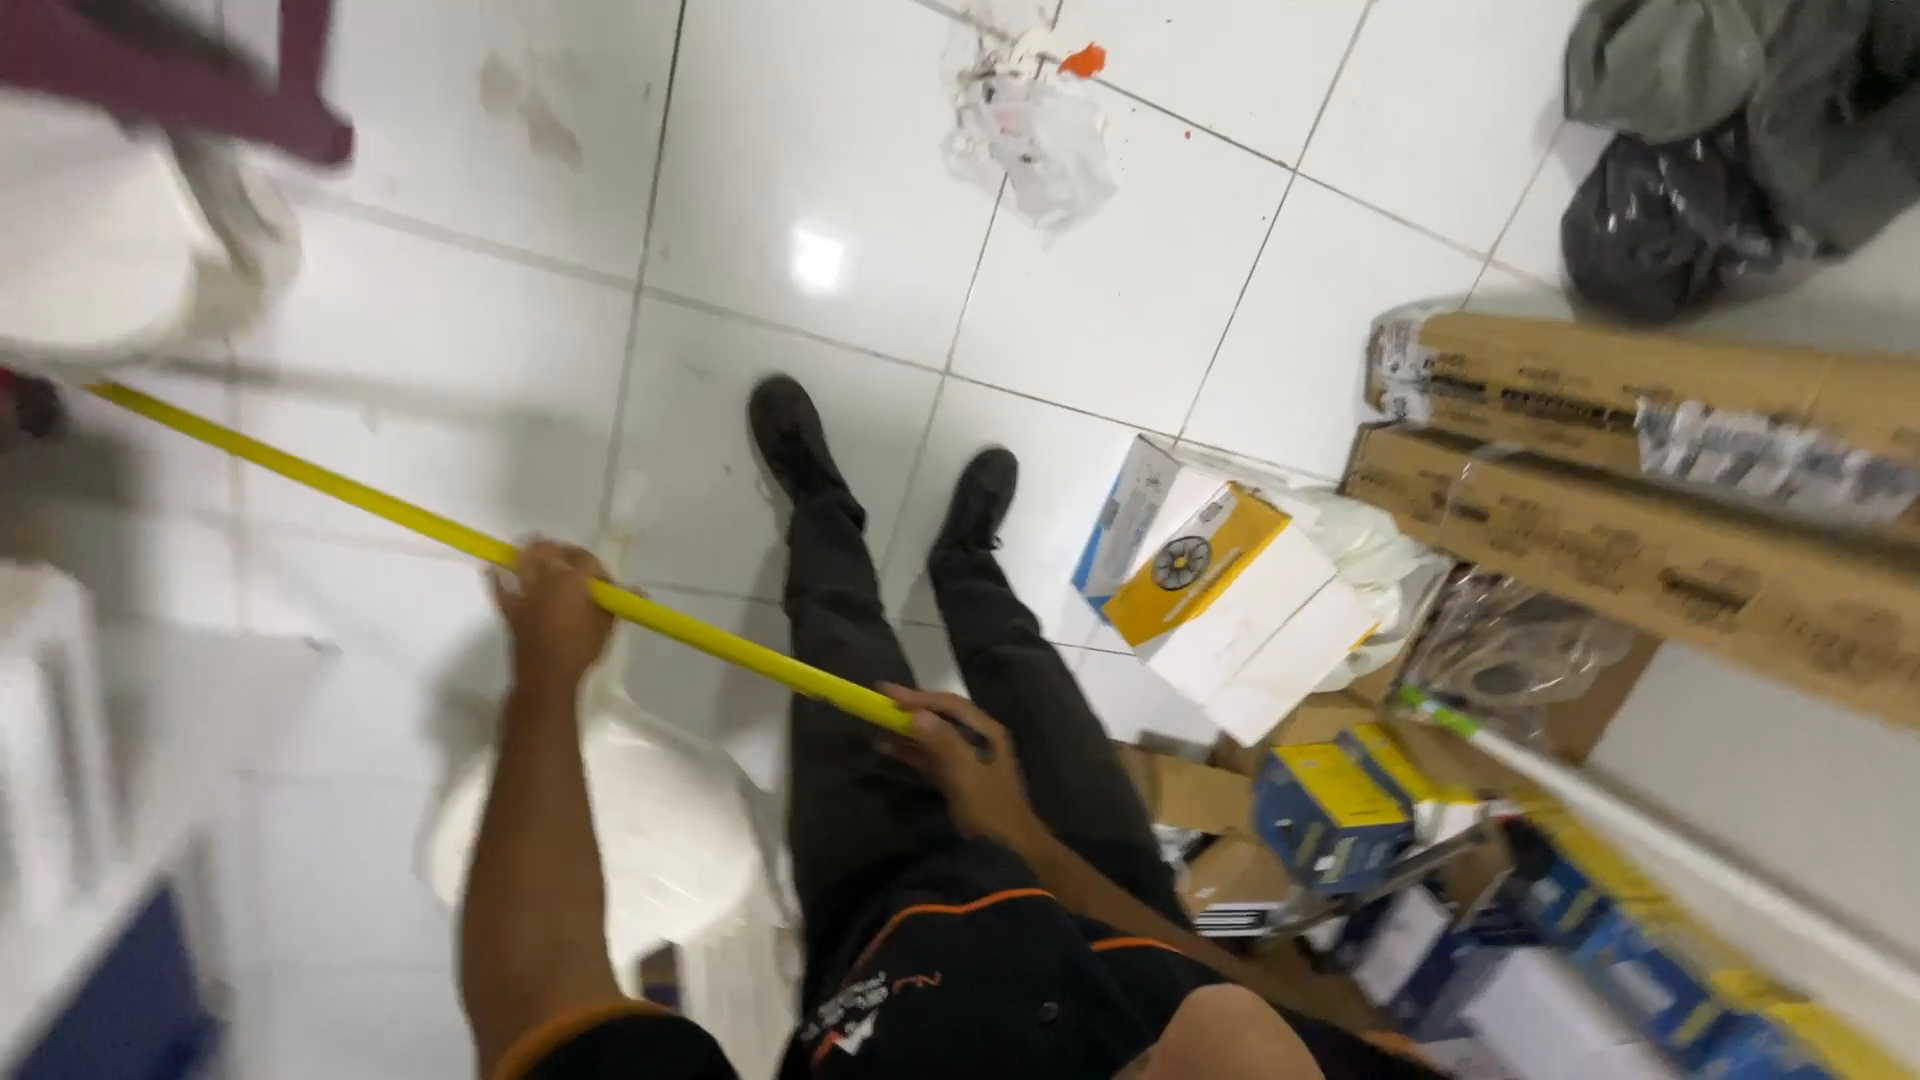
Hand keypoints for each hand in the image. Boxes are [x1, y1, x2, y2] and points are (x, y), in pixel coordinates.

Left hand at [493, 537, 615, 690]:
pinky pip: (498, 584)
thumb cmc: (582, 647)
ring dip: (531, 551)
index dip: (598, 569)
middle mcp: (546, 577)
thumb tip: (636, 590)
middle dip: (565, 551)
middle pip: (552, 549)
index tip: (604, 584)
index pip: (587, 559)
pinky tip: (497, 570)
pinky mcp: (508, 605)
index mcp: (574, 579)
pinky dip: (497, 575)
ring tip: (540, 552)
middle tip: (575, 564)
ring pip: (523, 558)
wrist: (547, 675)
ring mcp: (524, 590)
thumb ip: (616, 602)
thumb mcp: (607, 624)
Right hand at [879, 684, 1050, 855]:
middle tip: (880, 702)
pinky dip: (910, 752)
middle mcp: (978, 738)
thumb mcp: (965, 772)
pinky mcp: (957, 777)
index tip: (888, 693)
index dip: (919, 697)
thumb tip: (916, 714)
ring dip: (907, 730)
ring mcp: (968, 758)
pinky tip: (887, 748)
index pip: (949, 704)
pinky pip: (930, 757)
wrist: (1008, 848)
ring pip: (933, 736)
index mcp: (986, 731)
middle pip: (941, 716)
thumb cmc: (989, 807)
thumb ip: (943, 742)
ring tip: (877, 723)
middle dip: (912, 709)